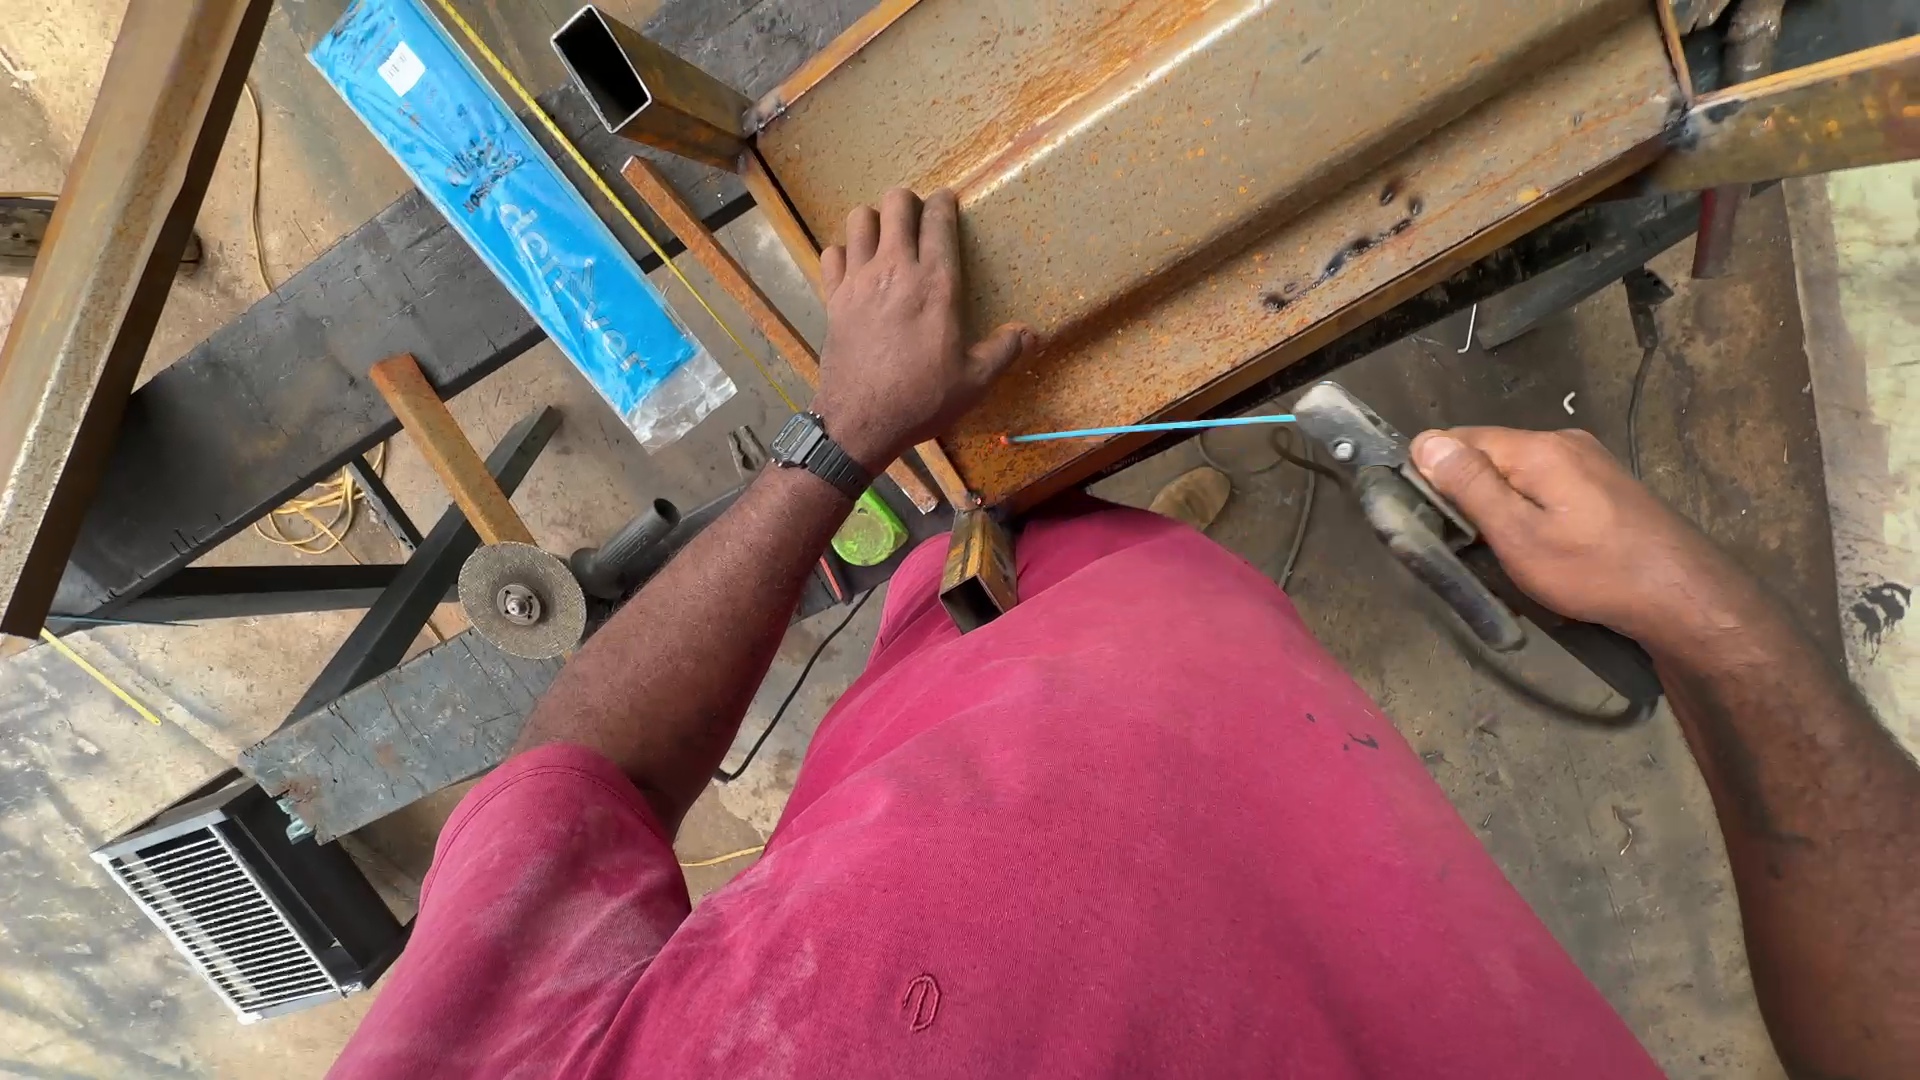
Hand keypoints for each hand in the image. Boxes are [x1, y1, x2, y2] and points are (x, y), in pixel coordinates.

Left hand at [810, 188, 1035, 471]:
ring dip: (875, 221)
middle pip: (896, 203)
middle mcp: (895, 270)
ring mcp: (858, 281)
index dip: (945, 204)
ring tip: (885, 240)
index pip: (939, 219)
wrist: (861, 422)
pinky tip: (855, 271)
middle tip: (918, 221)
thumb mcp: (974, 382)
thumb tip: (1032, 334)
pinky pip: (831, 254)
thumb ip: (1004, 350)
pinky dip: (843, 254)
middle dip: (909, 203)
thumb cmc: (922, 400)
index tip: (949, 203)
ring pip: (860, 219)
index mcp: (936, 284)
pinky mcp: (833, 299)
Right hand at [1409, 426, 1760, 654]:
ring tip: (1495, 544)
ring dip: (1492, 501)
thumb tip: (1424, 441)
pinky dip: (1522, 505)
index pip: (1456, 438)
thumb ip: (1469, 485)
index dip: (1432, 472)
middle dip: (1463, 489)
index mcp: (1538, 449)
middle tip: (1463, 538)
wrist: (1687, 601)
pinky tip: (1531, 539)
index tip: (1429, 514)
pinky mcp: (1601, 483)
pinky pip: (1540, 482)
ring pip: (1512, 471)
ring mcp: (1587, 460)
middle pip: (1486, 453)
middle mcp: (1562, 442)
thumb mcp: (1516, 533)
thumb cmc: (1593, 571)